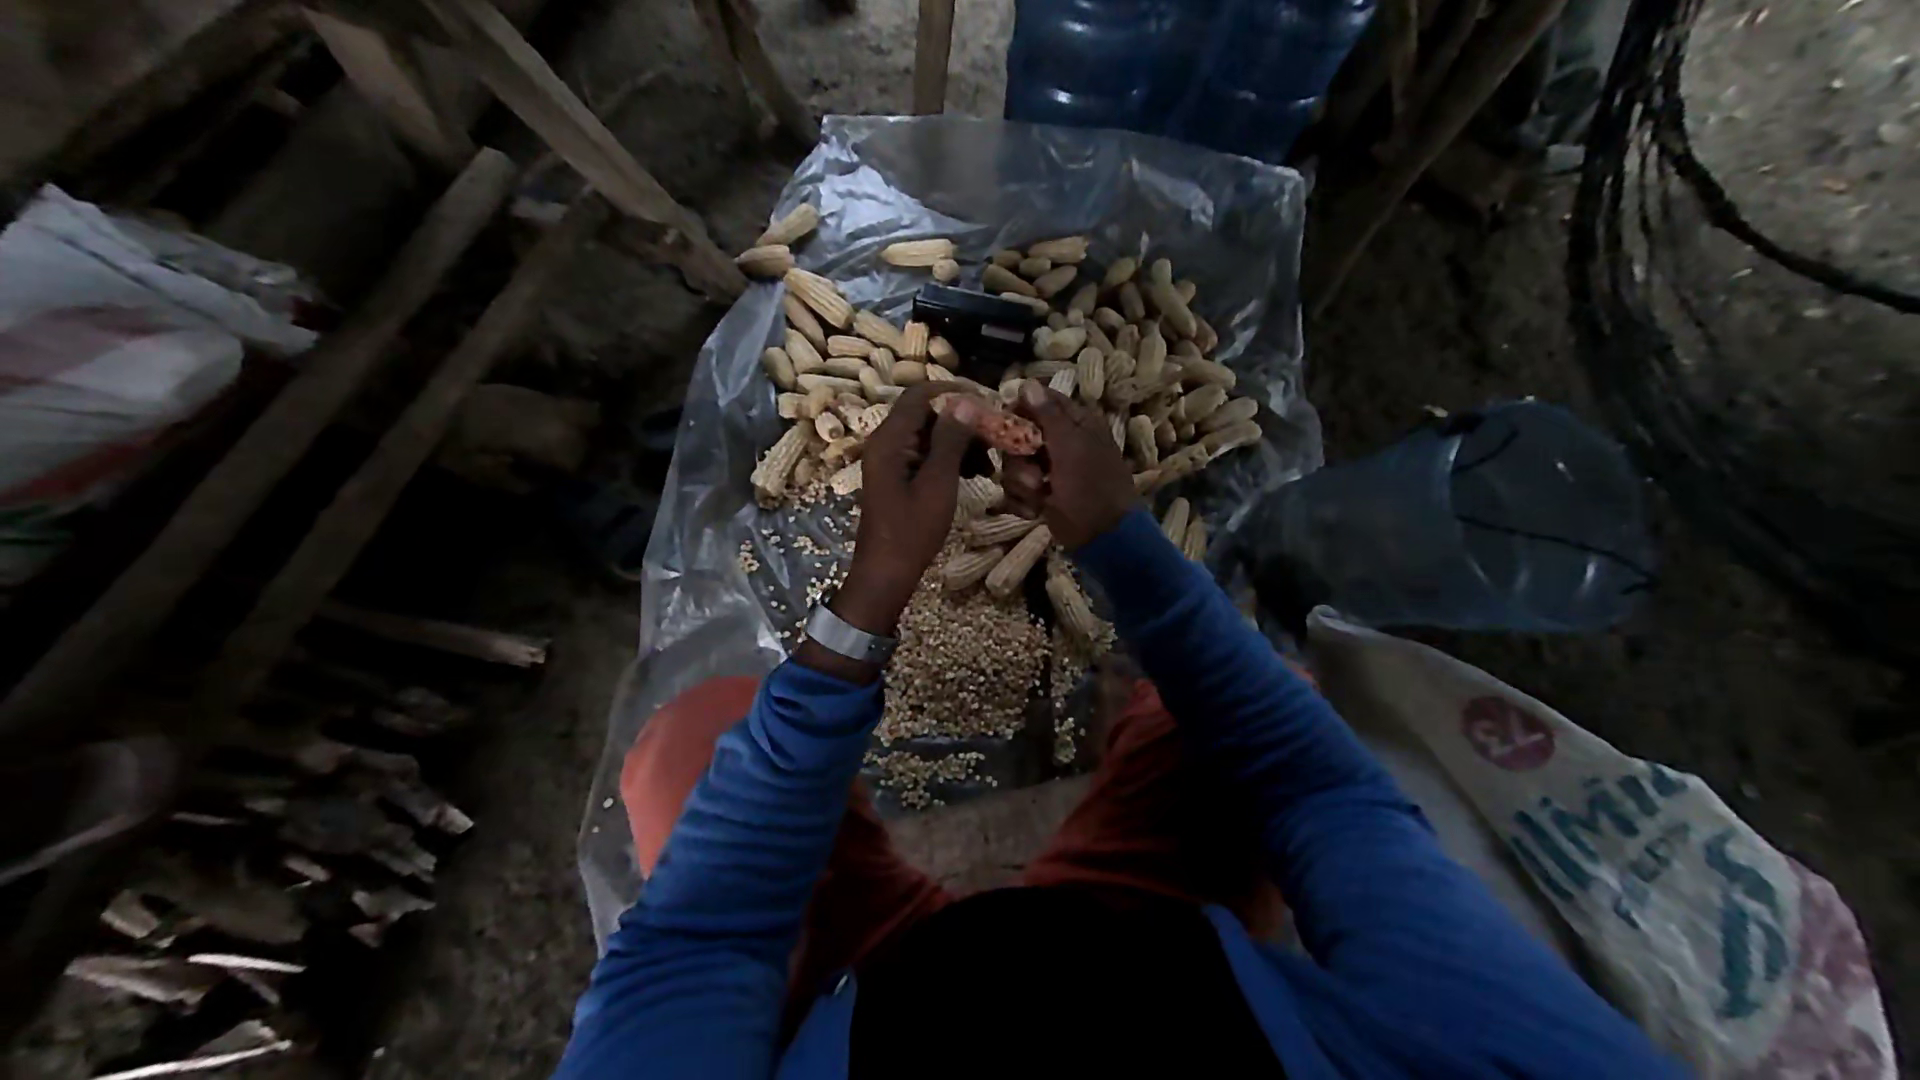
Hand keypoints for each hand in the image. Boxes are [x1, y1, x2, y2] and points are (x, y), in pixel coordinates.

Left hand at [832, 383, 972, 634]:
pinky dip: (948, 460)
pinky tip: (972, 475)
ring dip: (958, 443)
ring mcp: (889, 461)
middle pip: (926, 415)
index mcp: (889, 439)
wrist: (885, 572)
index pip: (920, 395)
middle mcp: (885, 443)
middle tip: (994, 438)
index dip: (953, 392)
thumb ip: (951, 440)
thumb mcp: (937, 483)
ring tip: (987, 465)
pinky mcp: (896, 477)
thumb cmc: (912, 530)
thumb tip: (966, 402)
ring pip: (928, 437)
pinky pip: (924, 456)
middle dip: (961, 423)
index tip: (987, 401)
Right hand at [1002, 381, 1136, 548]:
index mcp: (1075, 424)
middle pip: (1019, 436)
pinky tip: (1035, 512)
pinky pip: (1016, 491)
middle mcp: (1060, 443)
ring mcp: (1050, 471)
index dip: (1021, 412)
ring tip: (1039, 497)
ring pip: (1014, 466)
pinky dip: (1023, 503)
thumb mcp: (1071, 447)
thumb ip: (1048, 415)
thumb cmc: (1091, 488)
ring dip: (1021, 484)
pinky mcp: (1041, 496)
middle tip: (1034, 475)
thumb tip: (1027, 383)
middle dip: (1019, 459)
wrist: (1103, 539)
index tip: (1010, 427)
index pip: (1040, 401)